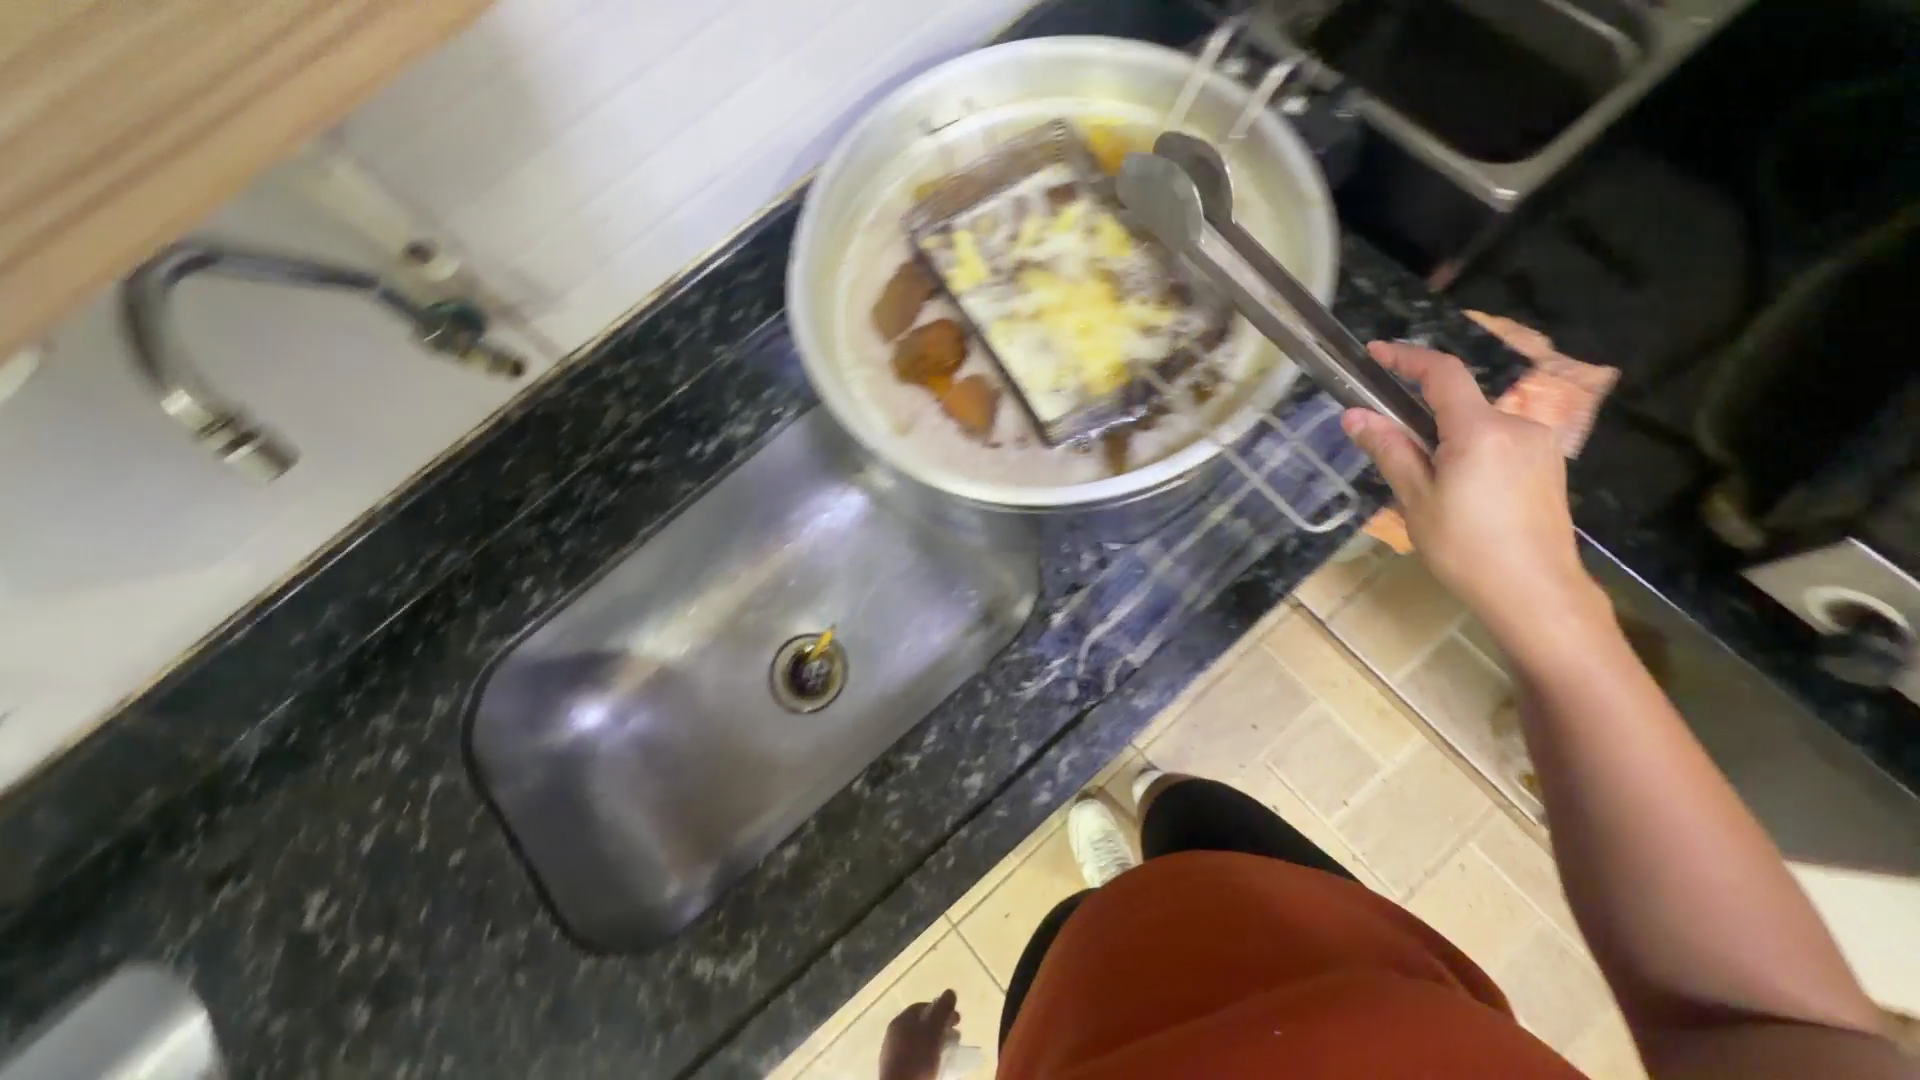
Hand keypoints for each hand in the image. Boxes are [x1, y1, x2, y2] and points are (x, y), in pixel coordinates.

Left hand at [878, 989, 958, 1079]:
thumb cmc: (917, 1059)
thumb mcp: (934, 1032)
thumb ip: (942, 1010)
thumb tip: (950, 991)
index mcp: (900, 1020)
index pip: (923, 1007)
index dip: (942, 1010)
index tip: (957, 1021)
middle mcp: (894, 1034)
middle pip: (921, 1025)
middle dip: (941, 1028)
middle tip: (956, 1037)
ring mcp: (893, 1053)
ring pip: (918, 1042)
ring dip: (936, 1043)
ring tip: (949, 1053)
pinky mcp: (896, 1070)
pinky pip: (915, 1057)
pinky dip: (928, 1056)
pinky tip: (935, 1064)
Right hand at [1342, 343, 1601, 644]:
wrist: (1535, 593)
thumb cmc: (1466, 549)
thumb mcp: (1416, 501)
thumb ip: (1390, 450)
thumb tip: (1355, 415)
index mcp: (1479, 430)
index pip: (1442, 374)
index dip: (1407, 358)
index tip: (1375, 354)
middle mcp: (1516, 426)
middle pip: (1460, 404)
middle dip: (1424, 417)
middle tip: (1396, 454)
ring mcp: (1539, 445)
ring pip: (1480, 427)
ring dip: (1449, 440)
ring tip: (1431, 489)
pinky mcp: (1549, 466)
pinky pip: (1500, 445)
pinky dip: (1473, 454)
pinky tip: (1464, 496)